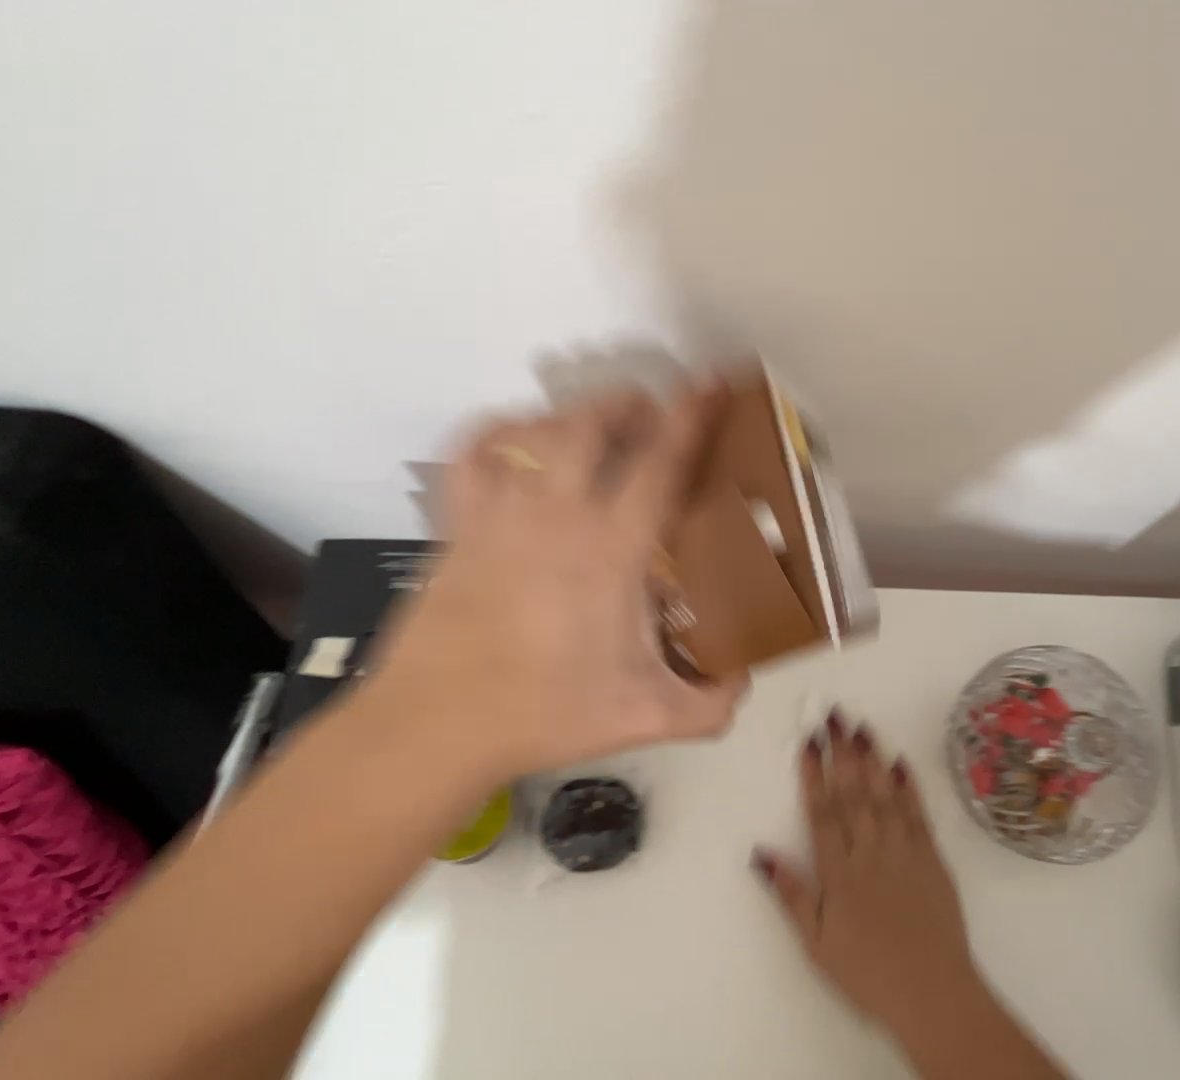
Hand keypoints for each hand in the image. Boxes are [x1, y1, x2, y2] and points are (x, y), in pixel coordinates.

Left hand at [352, 383, 748, 787]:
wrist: (437, 724)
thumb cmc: (546, 713)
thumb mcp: (648, 717)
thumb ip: (711, 703)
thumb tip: (743, 682)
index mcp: (611, 547)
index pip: (661, 461)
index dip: (692, 415)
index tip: (710, 382)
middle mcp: (555, 512)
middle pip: (592, 422)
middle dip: (629, 404)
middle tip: (653, 414)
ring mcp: (498, 512)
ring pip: (536, 429)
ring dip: (574, 415)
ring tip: (595, 428)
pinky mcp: (457, 525)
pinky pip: (473, 453)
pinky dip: (498, 434)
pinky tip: (518, 444)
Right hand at [754, 709, 987, 1038]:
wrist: (933, 992)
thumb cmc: (867, 972)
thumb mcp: (816, 943)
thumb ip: (789, 894)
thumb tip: (759, 852)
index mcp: (839, 873)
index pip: (822, 813)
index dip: (814, 776)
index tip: (809, 742)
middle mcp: (870, 852)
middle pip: (853, 794)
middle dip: (842, 753)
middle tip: (835, 716)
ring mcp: (904, 851)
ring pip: (885, 796)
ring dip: (872, 759)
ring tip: (862, 727)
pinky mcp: (932, 858)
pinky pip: (917, 814)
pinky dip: (908, 786)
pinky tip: (899, 763)